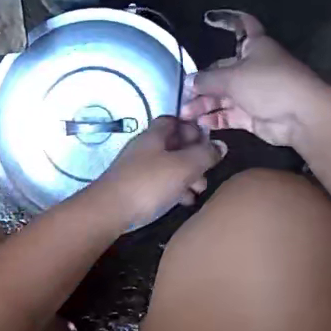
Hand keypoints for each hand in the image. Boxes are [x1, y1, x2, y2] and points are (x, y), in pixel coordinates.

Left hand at [86, 116, 227, 228]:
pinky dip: (174, 188)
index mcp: (154, 135)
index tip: (208, 142)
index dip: (192, 128)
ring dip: (187, 176)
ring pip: (168, 166)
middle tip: (208, 172)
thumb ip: (205, 154)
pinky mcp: (134, 187)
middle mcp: (145, 147)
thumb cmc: (149, 183)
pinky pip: (159, 182)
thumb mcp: (184, 166)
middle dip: (194, 157)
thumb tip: (221, 145)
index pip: (174, 121)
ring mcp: (137, 168)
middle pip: (174, 145)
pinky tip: (184, 202)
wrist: (110, 210)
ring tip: (199, 191)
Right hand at [181, 10, 330, 148]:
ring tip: (185, 114)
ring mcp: (253, 92)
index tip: (208, 19)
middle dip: (202, 82)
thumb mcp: (232, 77)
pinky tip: (200, 122)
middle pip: (222, 70)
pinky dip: (215, 118)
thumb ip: (207, 79)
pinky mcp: (253, 115)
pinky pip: (229, 114)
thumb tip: (190, 82)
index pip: (240, 26)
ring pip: (223, 95)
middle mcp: (253, 67)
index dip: (226, 20)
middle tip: (182, 95)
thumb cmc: (268, 84)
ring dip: (204, 104)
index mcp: (254, 47)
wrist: (300, 116)